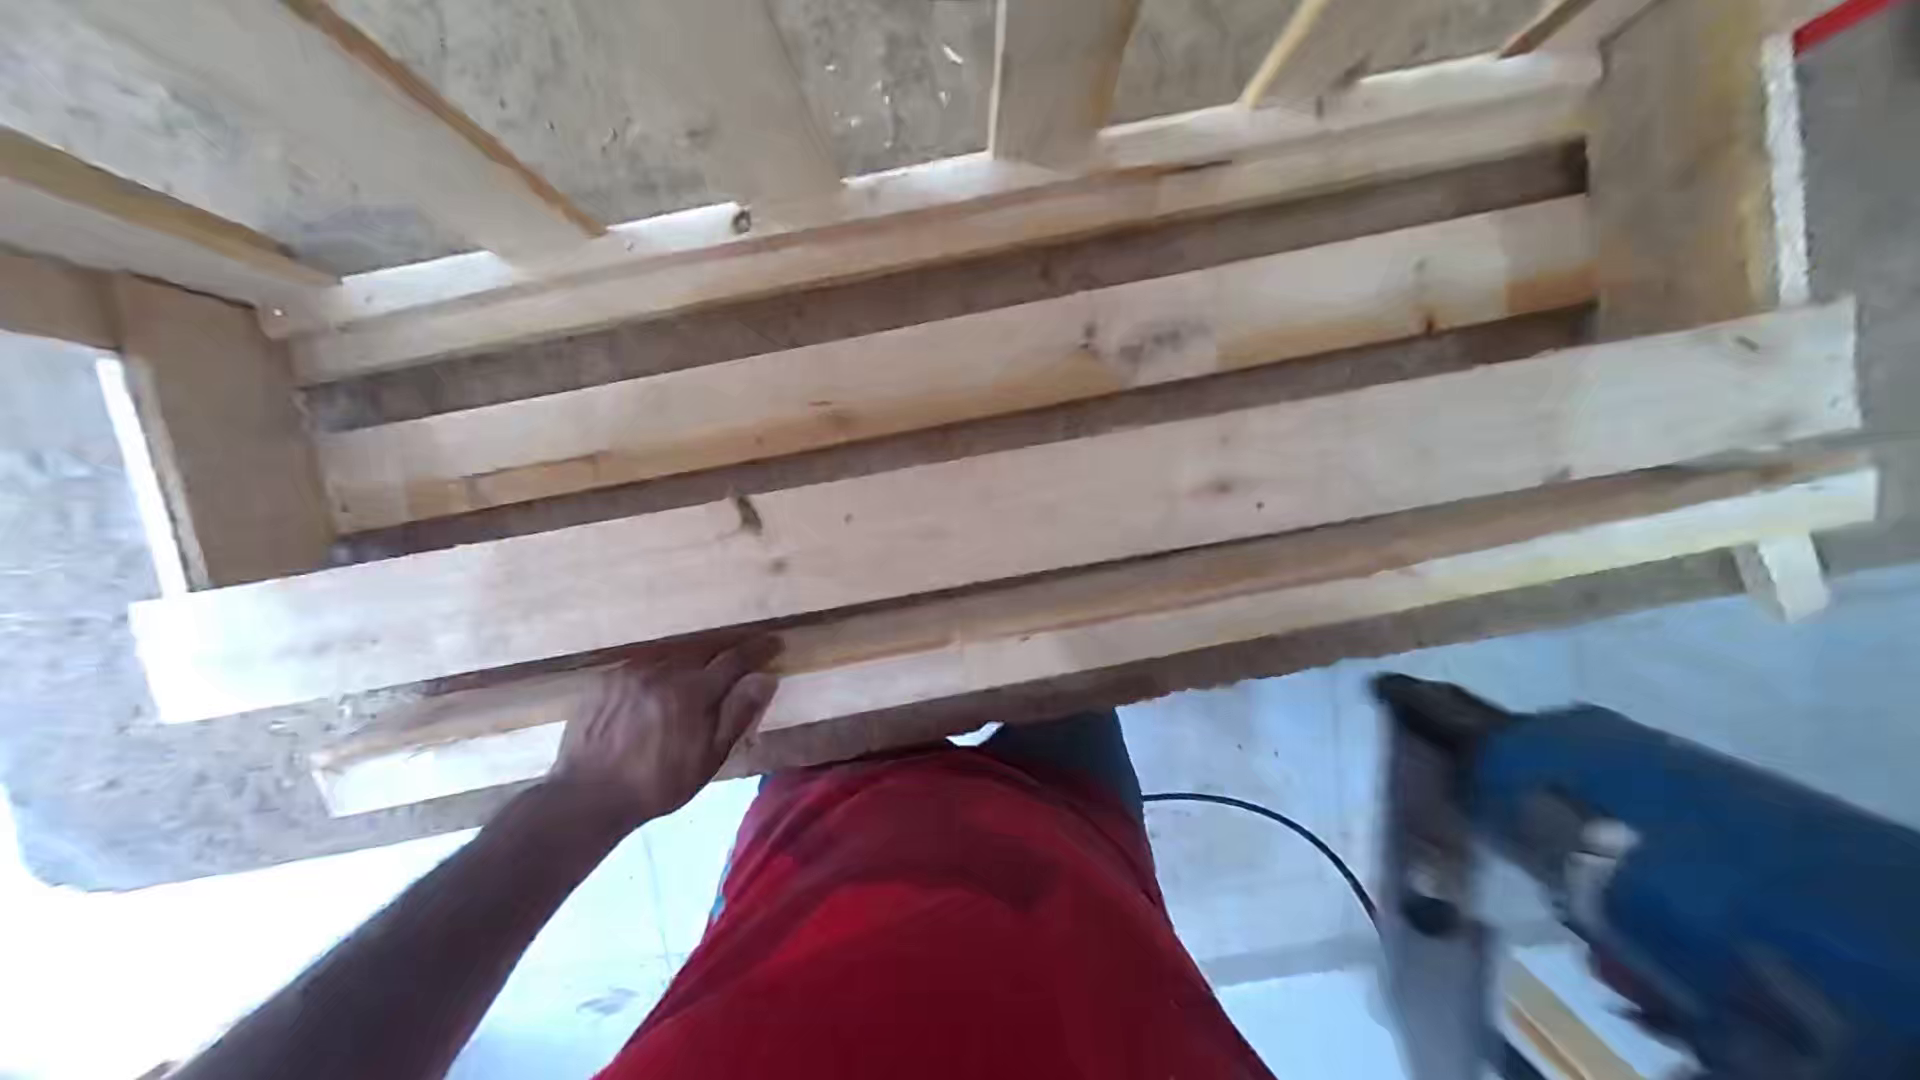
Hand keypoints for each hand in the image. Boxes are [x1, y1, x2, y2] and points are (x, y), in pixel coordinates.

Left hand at [546, 637, 780, 829]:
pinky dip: (662, 667)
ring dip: (694, 657)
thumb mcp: (708, 758)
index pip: (735, 659)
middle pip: (705, 647)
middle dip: (726, 650)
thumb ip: (738, 714)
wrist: (586, 797)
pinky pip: (645, 662)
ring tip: (701, 670)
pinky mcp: (607, 678)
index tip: (774, 642)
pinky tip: (662, 684)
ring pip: (674, 652)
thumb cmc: (658, 784)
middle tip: (740, 657)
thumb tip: (766, 678)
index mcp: (692, 692)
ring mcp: (632, 671)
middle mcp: (663, 671)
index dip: (758, 649)